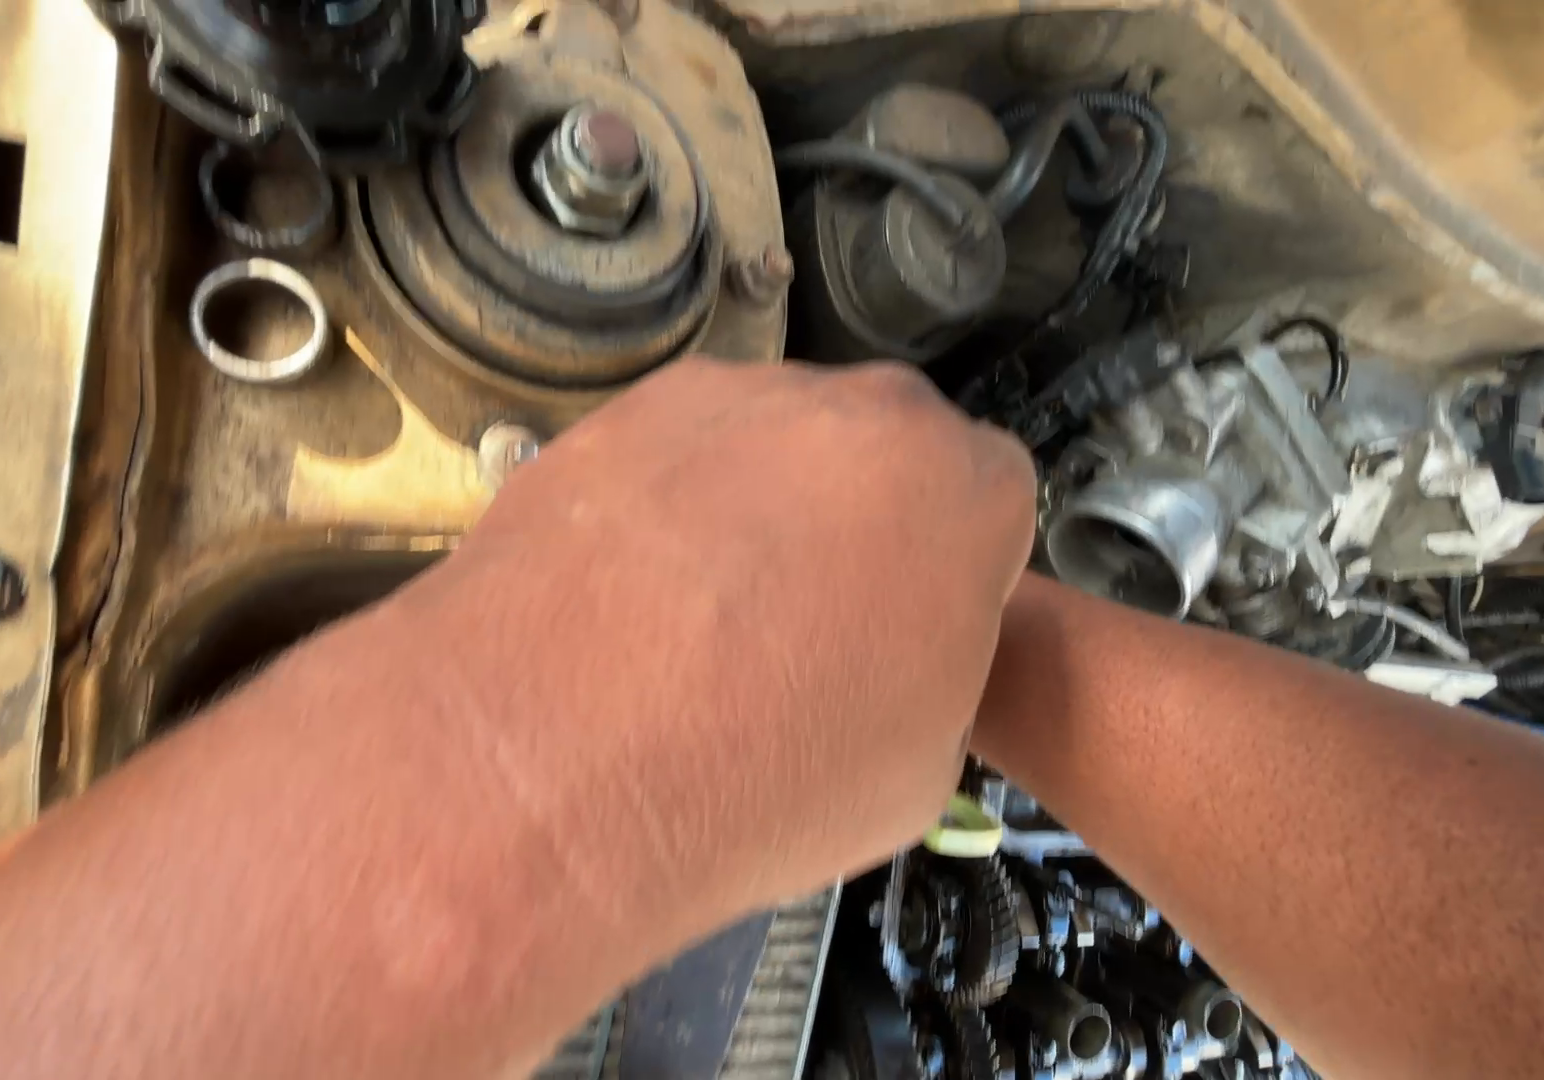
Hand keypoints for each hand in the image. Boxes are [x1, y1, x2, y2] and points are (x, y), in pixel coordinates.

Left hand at [372, 358, 1034, 923]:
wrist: (555, 757)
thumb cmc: (765, 775)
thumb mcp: (923, 762)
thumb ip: (940, 658)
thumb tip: (899, 632)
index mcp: (964, 490)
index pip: (988, 505)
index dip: (947, 570)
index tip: (903, 621)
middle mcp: (865, 413)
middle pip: (886, 460)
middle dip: (862, 524)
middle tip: (802, 615)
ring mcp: (743, 395)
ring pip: (785, 444)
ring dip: (764, 507)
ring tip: (700, 609)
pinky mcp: (636, 404)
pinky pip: (687, 446)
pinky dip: (675, 497)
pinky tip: (638, 580)